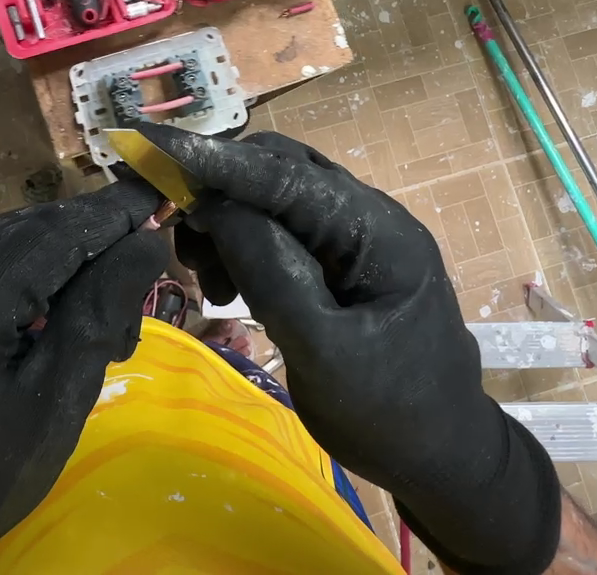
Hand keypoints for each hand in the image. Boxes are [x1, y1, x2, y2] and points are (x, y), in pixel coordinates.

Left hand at [0, 179, 167, 574]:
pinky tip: (69, 305)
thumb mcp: (54, 399)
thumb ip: (99, 310)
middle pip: (37, 228)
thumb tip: (147, 241)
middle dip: (98, 236)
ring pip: (18, 241)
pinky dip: (41, 272)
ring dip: (73, 255)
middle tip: (151, 260)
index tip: (165, 196)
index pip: (59, 231)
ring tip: (117, 299)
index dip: (115, 212)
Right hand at [140, 126, 561, 574]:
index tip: (155, 142)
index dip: (215, 160)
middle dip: (219, 193)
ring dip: (229, 224)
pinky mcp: (341, 254)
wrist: (442, 454)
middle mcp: (366, 213)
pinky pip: (282, 228)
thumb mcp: (321, 351)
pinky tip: (230, 289)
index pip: (284, 177)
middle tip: (180, 236)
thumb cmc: (387, 412)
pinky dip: (244, 247)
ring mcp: (355, 232)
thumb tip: (213, 205)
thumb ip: (270, 272)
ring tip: (209, 280)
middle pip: (277, 173)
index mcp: (376, 230)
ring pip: (273, 197)